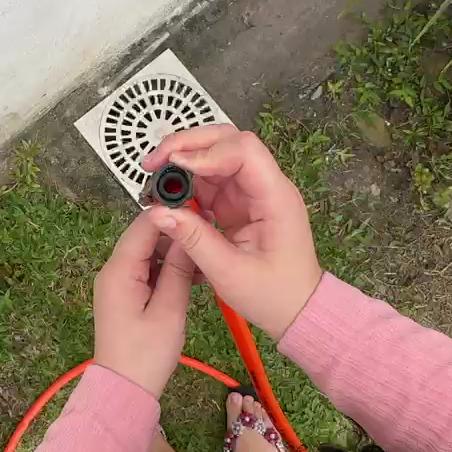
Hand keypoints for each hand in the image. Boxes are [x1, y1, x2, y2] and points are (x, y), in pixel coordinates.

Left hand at [93, 211, 198, 395]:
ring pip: (149, 252)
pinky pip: (147, 269)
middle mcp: (113, 269)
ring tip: (207, 254)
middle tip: (211, 232)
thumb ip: (180, 269)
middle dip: (176, 232)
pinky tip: (194, 273)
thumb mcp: (169, 310)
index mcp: (119, 270)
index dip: (172, 213)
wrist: (124, 389)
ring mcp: (117, 281)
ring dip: (175, 252)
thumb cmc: (146, 353)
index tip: (204, 208)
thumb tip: (190, 233)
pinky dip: (168, 268)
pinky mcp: (125, 293)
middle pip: (146, 236)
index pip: (145, 225)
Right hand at [141, 127, 321, 338]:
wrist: (297, 310)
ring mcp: (250, 192)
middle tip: (155, 160)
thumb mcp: (229, 273)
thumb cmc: (274, 295)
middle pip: (227, 142)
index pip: (243, 151)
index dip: (206, 152)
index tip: (174, 165)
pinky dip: (186, 182)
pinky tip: (168, 194)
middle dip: (189, 145)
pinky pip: (209, 180)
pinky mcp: (238, 203)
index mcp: (275, 198)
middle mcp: (265, 186)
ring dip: (183, 161)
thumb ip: (193, 240)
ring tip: (154, 176)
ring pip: (214, 156)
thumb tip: (159, 212)